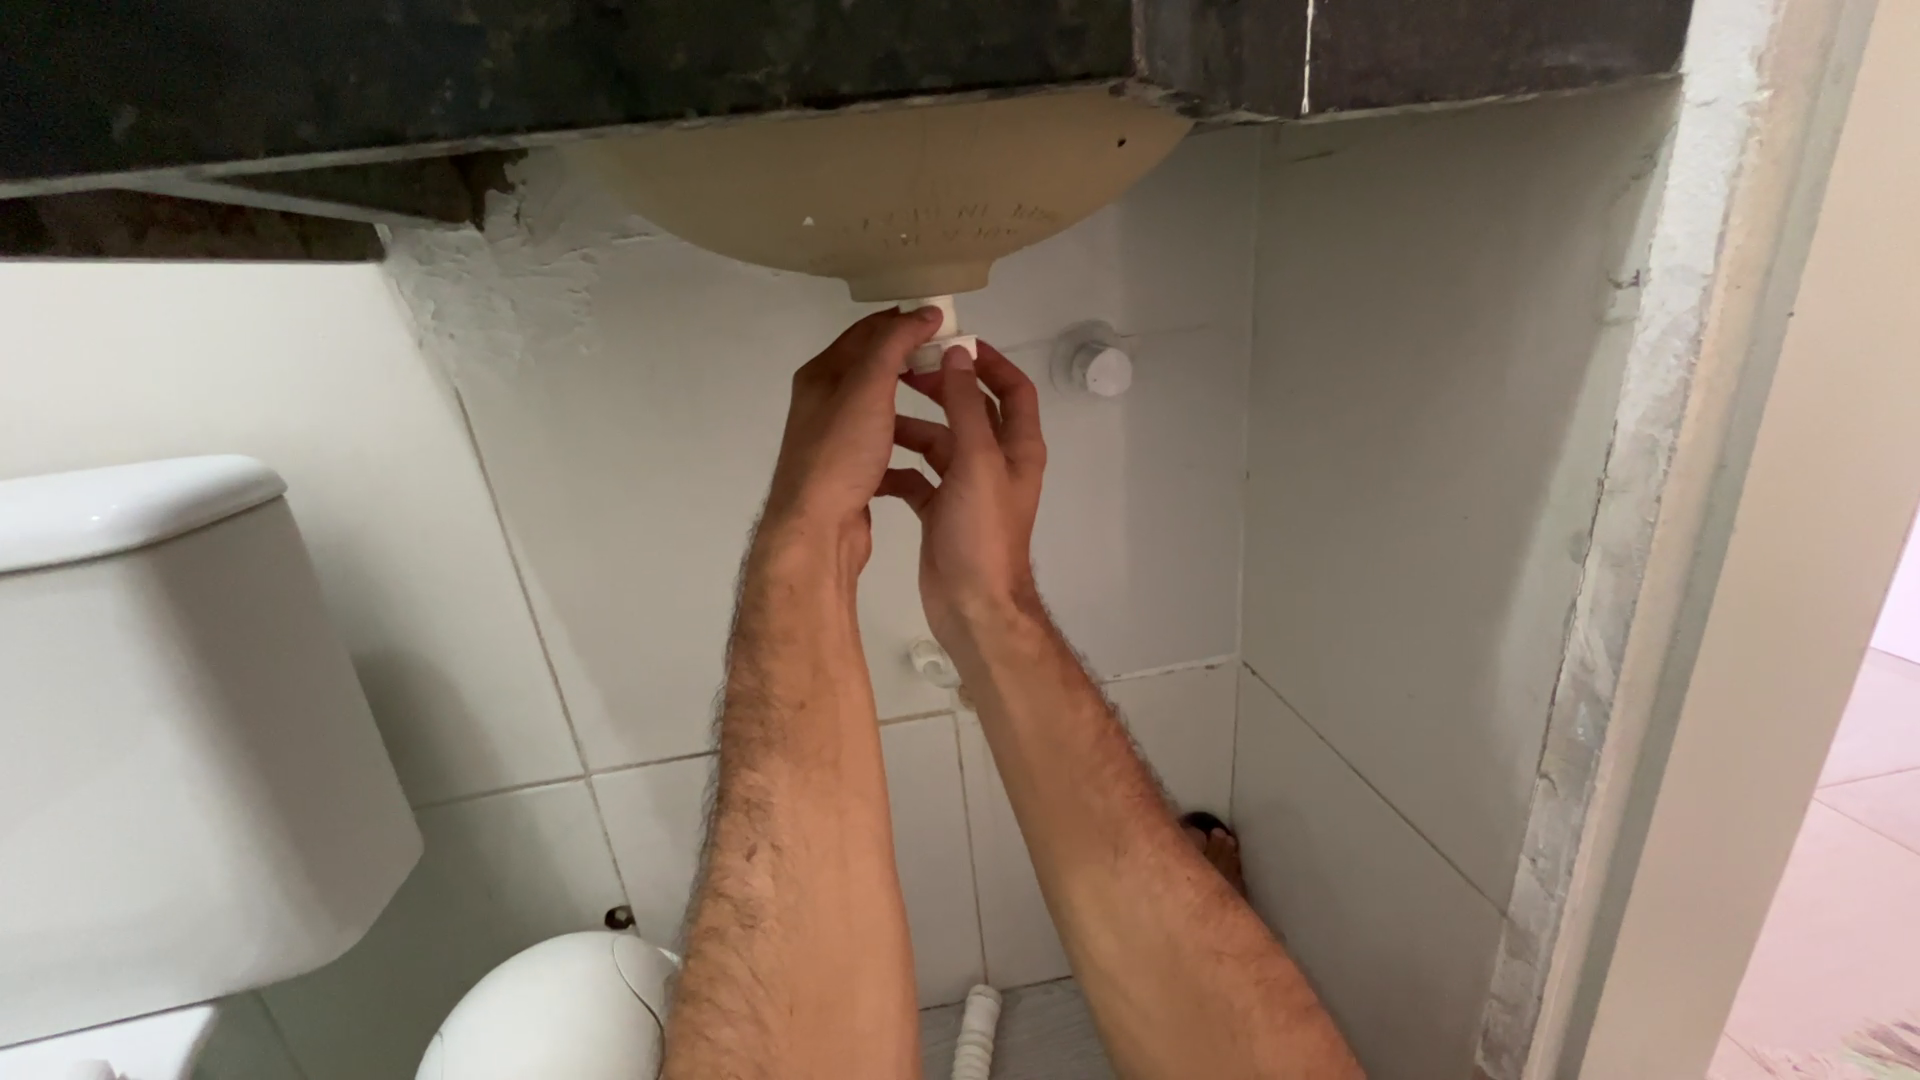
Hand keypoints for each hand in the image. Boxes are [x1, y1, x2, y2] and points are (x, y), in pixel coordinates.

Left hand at [759, 307, 942, 573]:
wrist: (818, 528)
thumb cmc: (841, 452)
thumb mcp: (868, 387)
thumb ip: (895, 345)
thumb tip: (925, 312)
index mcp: (821, 374)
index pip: (866, 332)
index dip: (904, 321)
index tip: (944, 321)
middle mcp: (824, 402)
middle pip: (872, 367)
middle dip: (910, 357)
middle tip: (951, 358)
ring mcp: (836, 439)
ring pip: (879, 406)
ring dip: (909, 397)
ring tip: (945, 397)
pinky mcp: (850, 470)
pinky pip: (882, 443)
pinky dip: (904, 436)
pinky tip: (927, 443)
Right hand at [880, 341, 1047, 646]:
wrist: (972, 605)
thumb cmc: (982, 532)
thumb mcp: (977, 461)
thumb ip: (966, 407)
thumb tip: (958, 356)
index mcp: (1017, 447)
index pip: (1013, 390)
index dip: (989, 363)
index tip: (953, 342)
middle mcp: (996, 463)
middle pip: (971, 412)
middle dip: (941, 389)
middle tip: (902, 370)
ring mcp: (967, 488)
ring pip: (939, 444)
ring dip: (912, 428)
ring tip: (877, 414)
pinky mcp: (941, 511)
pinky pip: (919, 478)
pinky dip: (899, 468)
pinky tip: (872, 463)